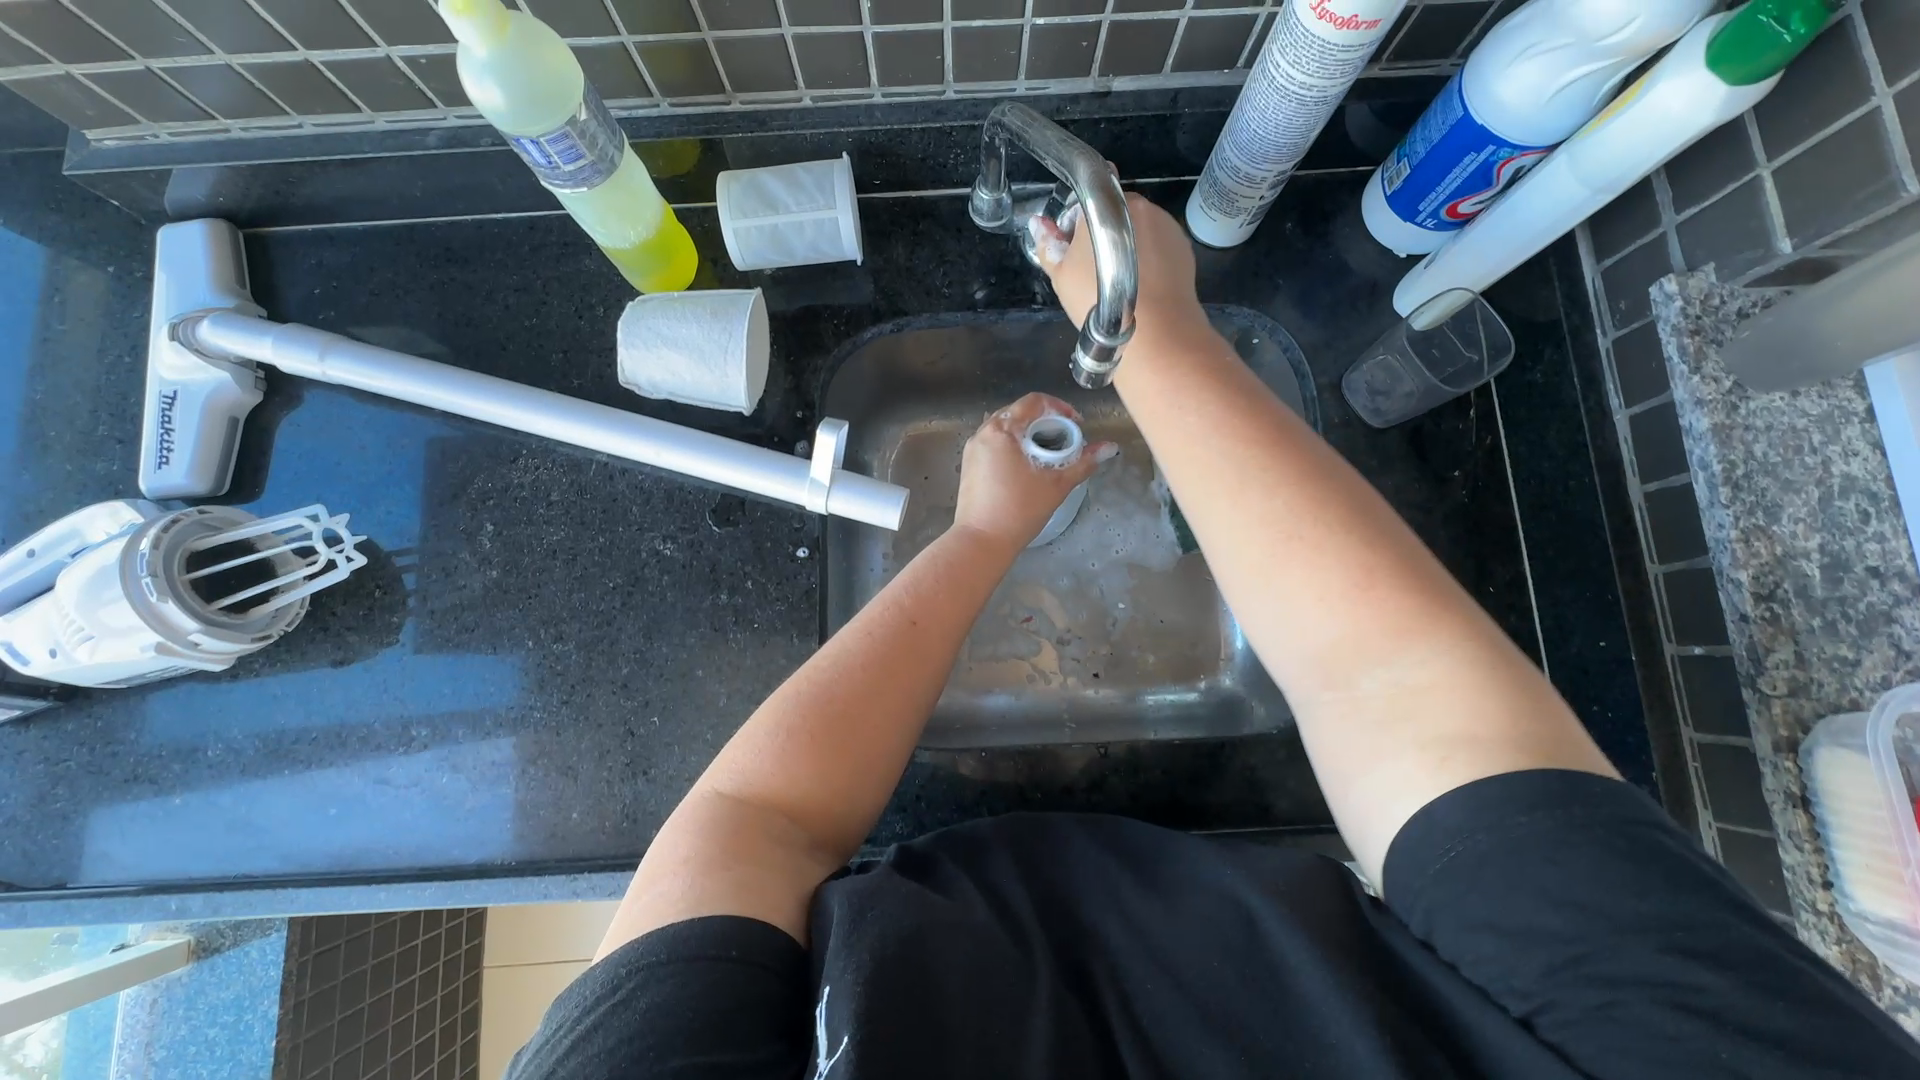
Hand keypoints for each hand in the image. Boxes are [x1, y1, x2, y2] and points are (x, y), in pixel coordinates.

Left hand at [953, 392, 1114, 555]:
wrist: (982, 541)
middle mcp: (983, 432)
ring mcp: (973, 449)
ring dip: (1029, 434)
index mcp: (1002, 429)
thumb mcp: (1057, 484)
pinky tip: (1027, 466)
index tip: (1075, 426)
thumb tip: (1110, 447)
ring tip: (1048, 454)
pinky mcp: (969, 464)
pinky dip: (1013, 446)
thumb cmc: (1019, 510)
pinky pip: (995, 444)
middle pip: (1019, 413)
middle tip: (1065, 440)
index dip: (1060, 408)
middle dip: (1045, 422)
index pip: (1034, 401)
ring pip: (1006, 429)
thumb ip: (1083, 462)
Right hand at [1032, 191, 1207, 346]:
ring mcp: (1166, 223)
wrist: (1157, 329)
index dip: (1073, 230)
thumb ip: (1048, 245)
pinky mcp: (1183, 244)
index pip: (1082, 206)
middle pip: (1112, 215)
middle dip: (1102, 236)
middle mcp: (1139, 205)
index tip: (1072, 256)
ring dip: (1128, 245)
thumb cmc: (1099, 300)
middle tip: (1094, 272)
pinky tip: (1143, 284)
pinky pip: (1159, 244)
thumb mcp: (1062, 276)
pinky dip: (1150, 258)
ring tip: (1121, 282)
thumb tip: (1038, 223)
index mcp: (1104, 204)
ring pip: (1138, 229)